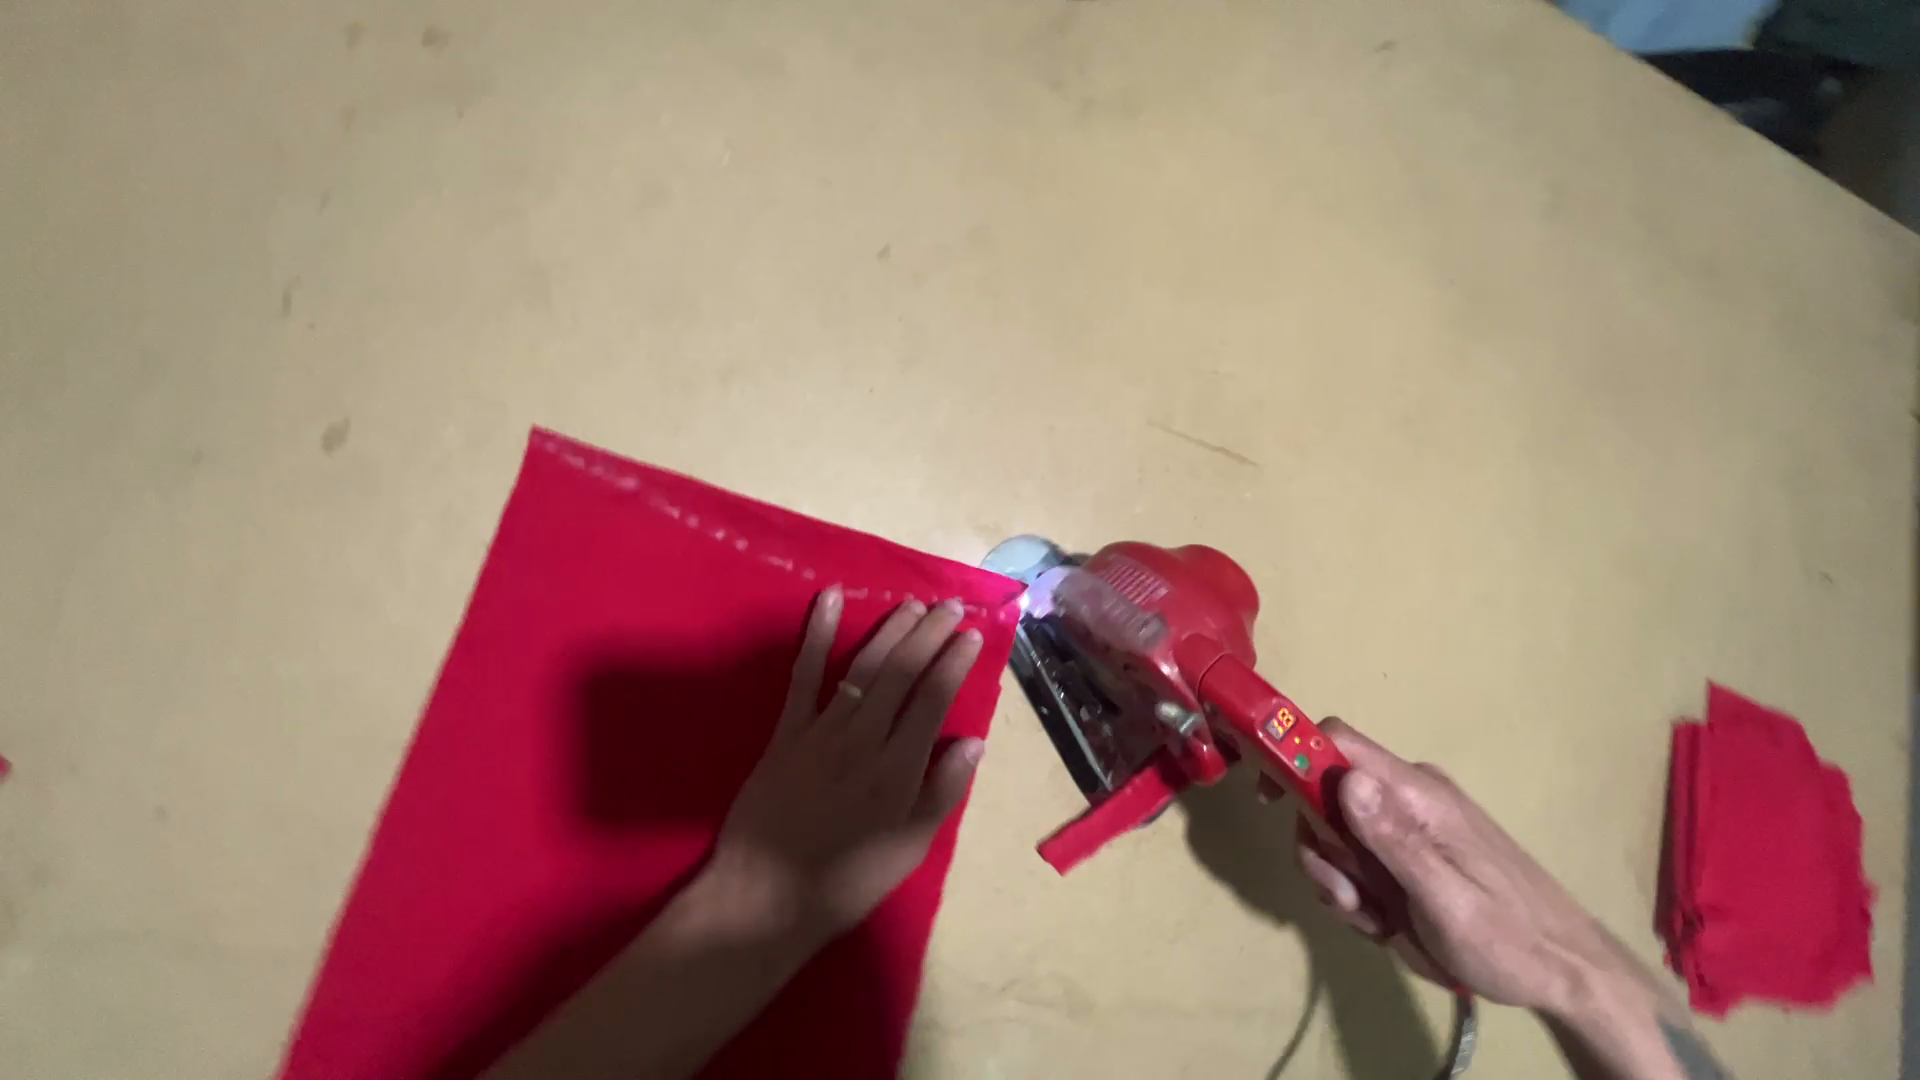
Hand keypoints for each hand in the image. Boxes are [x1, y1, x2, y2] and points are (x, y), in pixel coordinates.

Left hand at [708, 588, 985, 942]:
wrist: (766, 897)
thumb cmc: (847, 880)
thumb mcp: (910, 849)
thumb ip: (942, 792)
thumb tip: (975, 741)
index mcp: (898, 770)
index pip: (933, 700)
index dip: (954, 662)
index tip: (971, 634)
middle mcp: (864, 740)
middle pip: (903, 673)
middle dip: (930, 634)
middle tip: (951, 605)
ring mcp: (822, 731)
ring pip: (864, 667)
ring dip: (891, 630)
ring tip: (913, 604)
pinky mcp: (786, 731)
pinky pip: (803, 675)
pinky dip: (817, 635)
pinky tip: (831, 600)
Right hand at [1288, 719, 1654, 1014]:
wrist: (1570, 978)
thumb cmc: (1511, 940)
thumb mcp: (1448, 899)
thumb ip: (1396, 839)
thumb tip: (1348, 780)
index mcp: (1415, 793)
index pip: (1336, 742)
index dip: (1291, 755)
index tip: (1268, 798)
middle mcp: (1405, 797)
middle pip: (1322, 795)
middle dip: (1320, 846)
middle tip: (1347, 897)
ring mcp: (1405, 825)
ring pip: (1331, 832)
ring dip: (1336, 877)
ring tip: (1373, 919)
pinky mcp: (1405, 853)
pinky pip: (1352, 859)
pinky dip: (1353, 891)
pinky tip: (1382, 921)